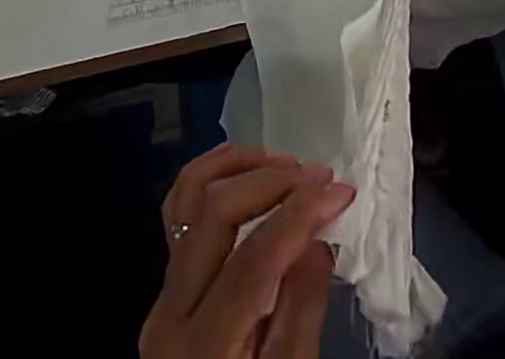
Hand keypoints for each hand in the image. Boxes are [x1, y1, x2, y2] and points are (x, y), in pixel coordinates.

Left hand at [141, 143, 355, 358]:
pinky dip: (218, 173)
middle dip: (273, 180)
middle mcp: (171, 308)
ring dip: (241, 166)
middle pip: (214, 213)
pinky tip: (253, 168)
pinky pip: (182, 205)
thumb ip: (302, 311)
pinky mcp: (169, 275)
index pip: (252, 260)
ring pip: (188, 194)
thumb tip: (319, 238)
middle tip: (319, 177)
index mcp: (203, 346)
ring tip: (287, 164)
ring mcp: (163, 287)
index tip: (342, 191)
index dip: (300, 215)